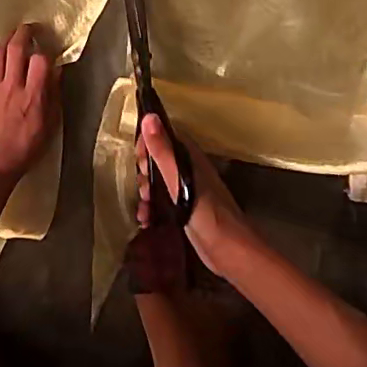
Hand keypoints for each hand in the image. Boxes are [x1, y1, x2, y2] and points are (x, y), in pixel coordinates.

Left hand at [0, 25, 58, 180]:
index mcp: (33, 96)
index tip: (48, 49)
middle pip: (16, 49)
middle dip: (24, 33)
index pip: (40, 60)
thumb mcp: (49, 125)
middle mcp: (12, 87)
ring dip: (6, 40)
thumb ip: (53, 96)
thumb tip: (58, 71)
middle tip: (30, 28)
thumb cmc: (26, 148)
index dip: (45, 50)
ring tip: (13, 37)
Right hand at [136, 115, 254, 278]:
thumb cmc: (204, 211)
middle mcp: (189, 170)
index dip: (148, 142)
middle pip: (160, 158)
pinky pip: (163, 202)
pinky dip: (152, 208)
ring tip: (143, 205)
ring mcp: (188, 191)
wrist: (228, 250)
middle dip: (145, 169)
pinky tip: (146, 219)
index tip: (138, 158)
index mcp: (190, 157)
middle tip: (142, 186)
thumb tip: (150, 116)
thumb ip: (163, 149)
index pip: (165, 136)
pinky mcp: (186, 211)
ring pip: (160, 181)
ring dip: (147, 190)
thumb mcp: (178, 178)